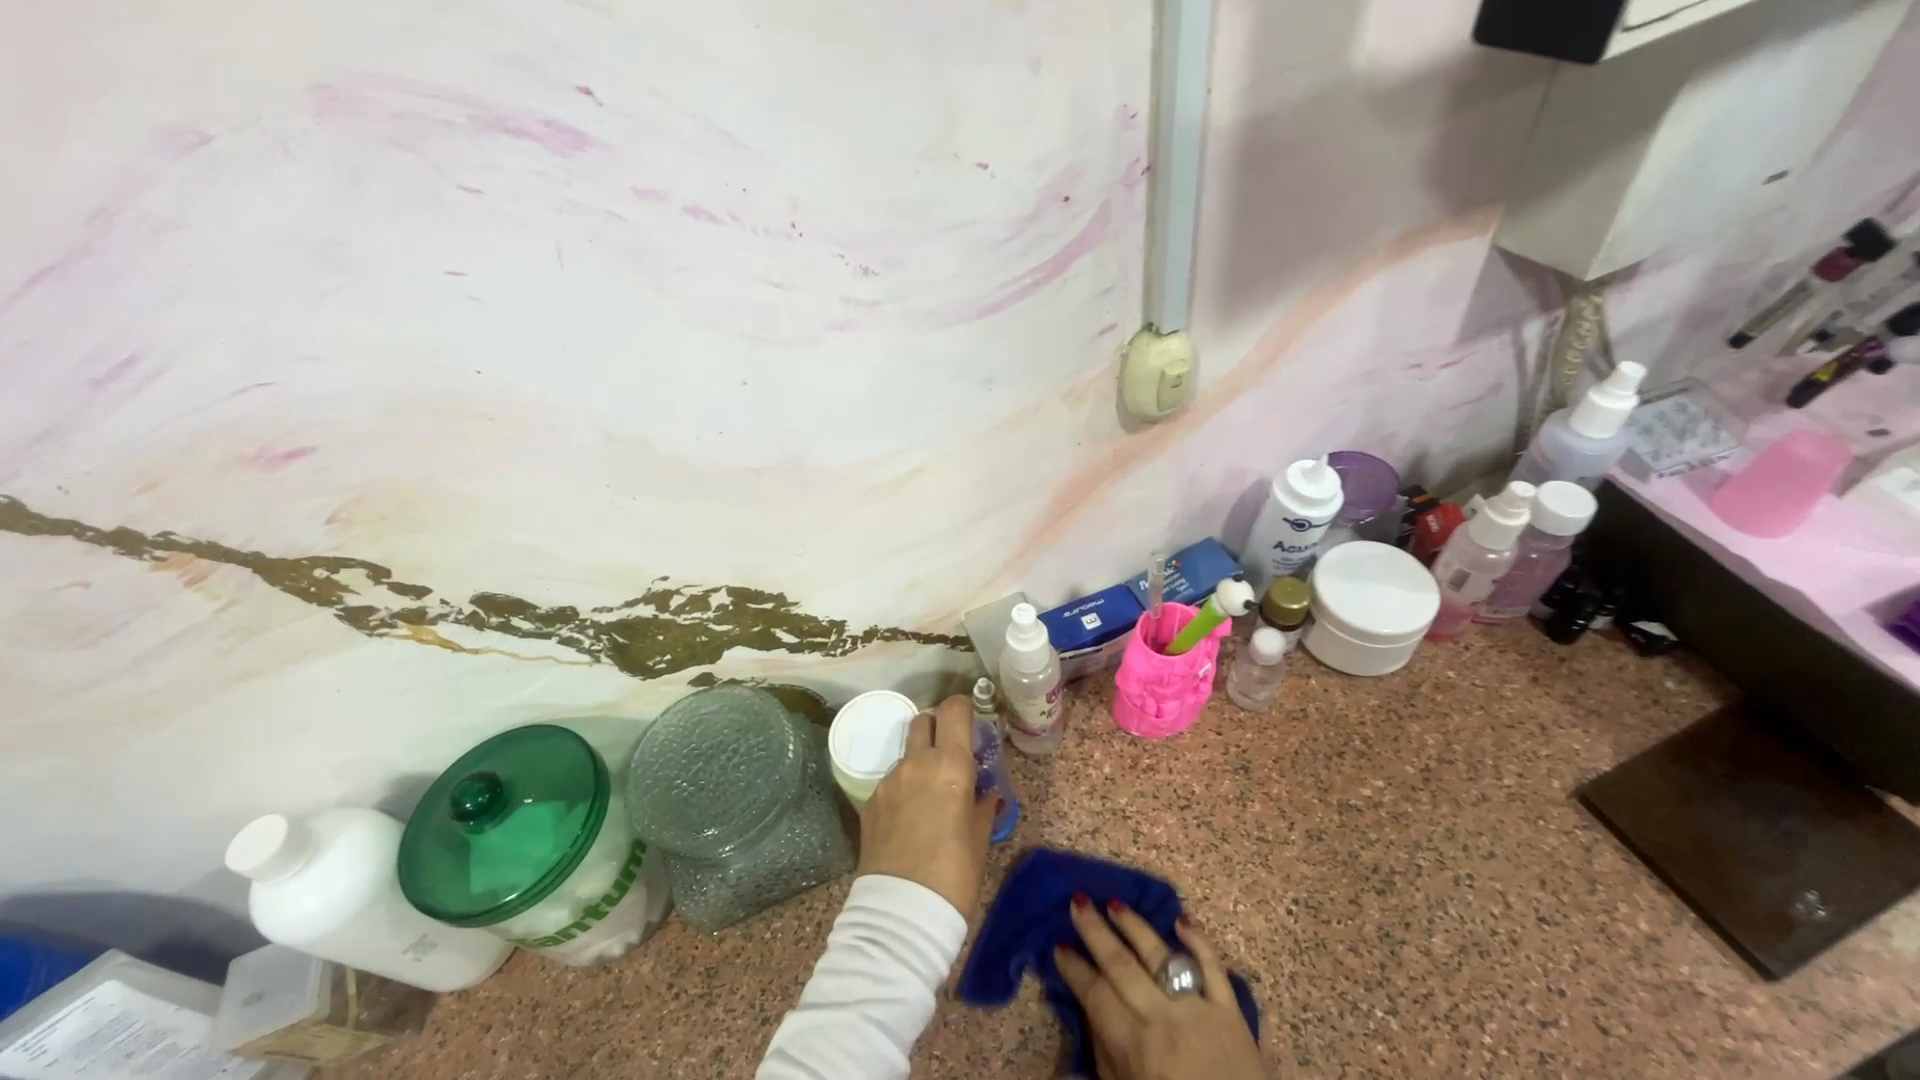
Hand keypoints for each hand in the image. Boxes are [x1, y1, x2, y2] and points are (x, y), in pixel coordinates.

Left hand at [855, 695, 998, 918]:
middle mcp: (916, 763)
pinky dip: (904, 788)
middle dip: (938, 727)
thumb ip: (982, 806)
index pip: (954, 711)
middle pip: (923, 720)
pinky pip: (891, 782)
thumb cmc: (955, 873)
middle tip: (952, 751)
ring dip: (921, 761)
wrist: (902, 910)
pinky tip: (912, 818)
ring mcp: (888, 781)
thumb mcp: (980, 837)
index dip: (963, 707)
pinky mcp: (869, 803)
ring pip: (906, 754)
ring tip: (932, 793)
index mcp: (950, 765)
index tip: (972, 718)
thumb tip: (984, 794)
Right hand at [1055, 897, 1268, 1079]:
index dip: (1075, 969)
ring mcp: (1199, 1010)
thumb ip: (1106, 1052)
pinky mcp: (1231, 1011)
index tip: (1059, 946)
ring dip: (1135, 926)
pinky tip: (1182, 920)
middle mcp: (1163, 1020)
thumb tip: (1091, 1009)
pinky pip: (1213, 969)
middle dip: (1095, 932)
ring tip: (1113, 903)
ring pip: (1161, 957)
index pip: (1095, 995)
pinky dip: (1199, 941)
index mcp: (1134, 1046)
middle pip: (1122, 966)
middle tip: (1078, 902)